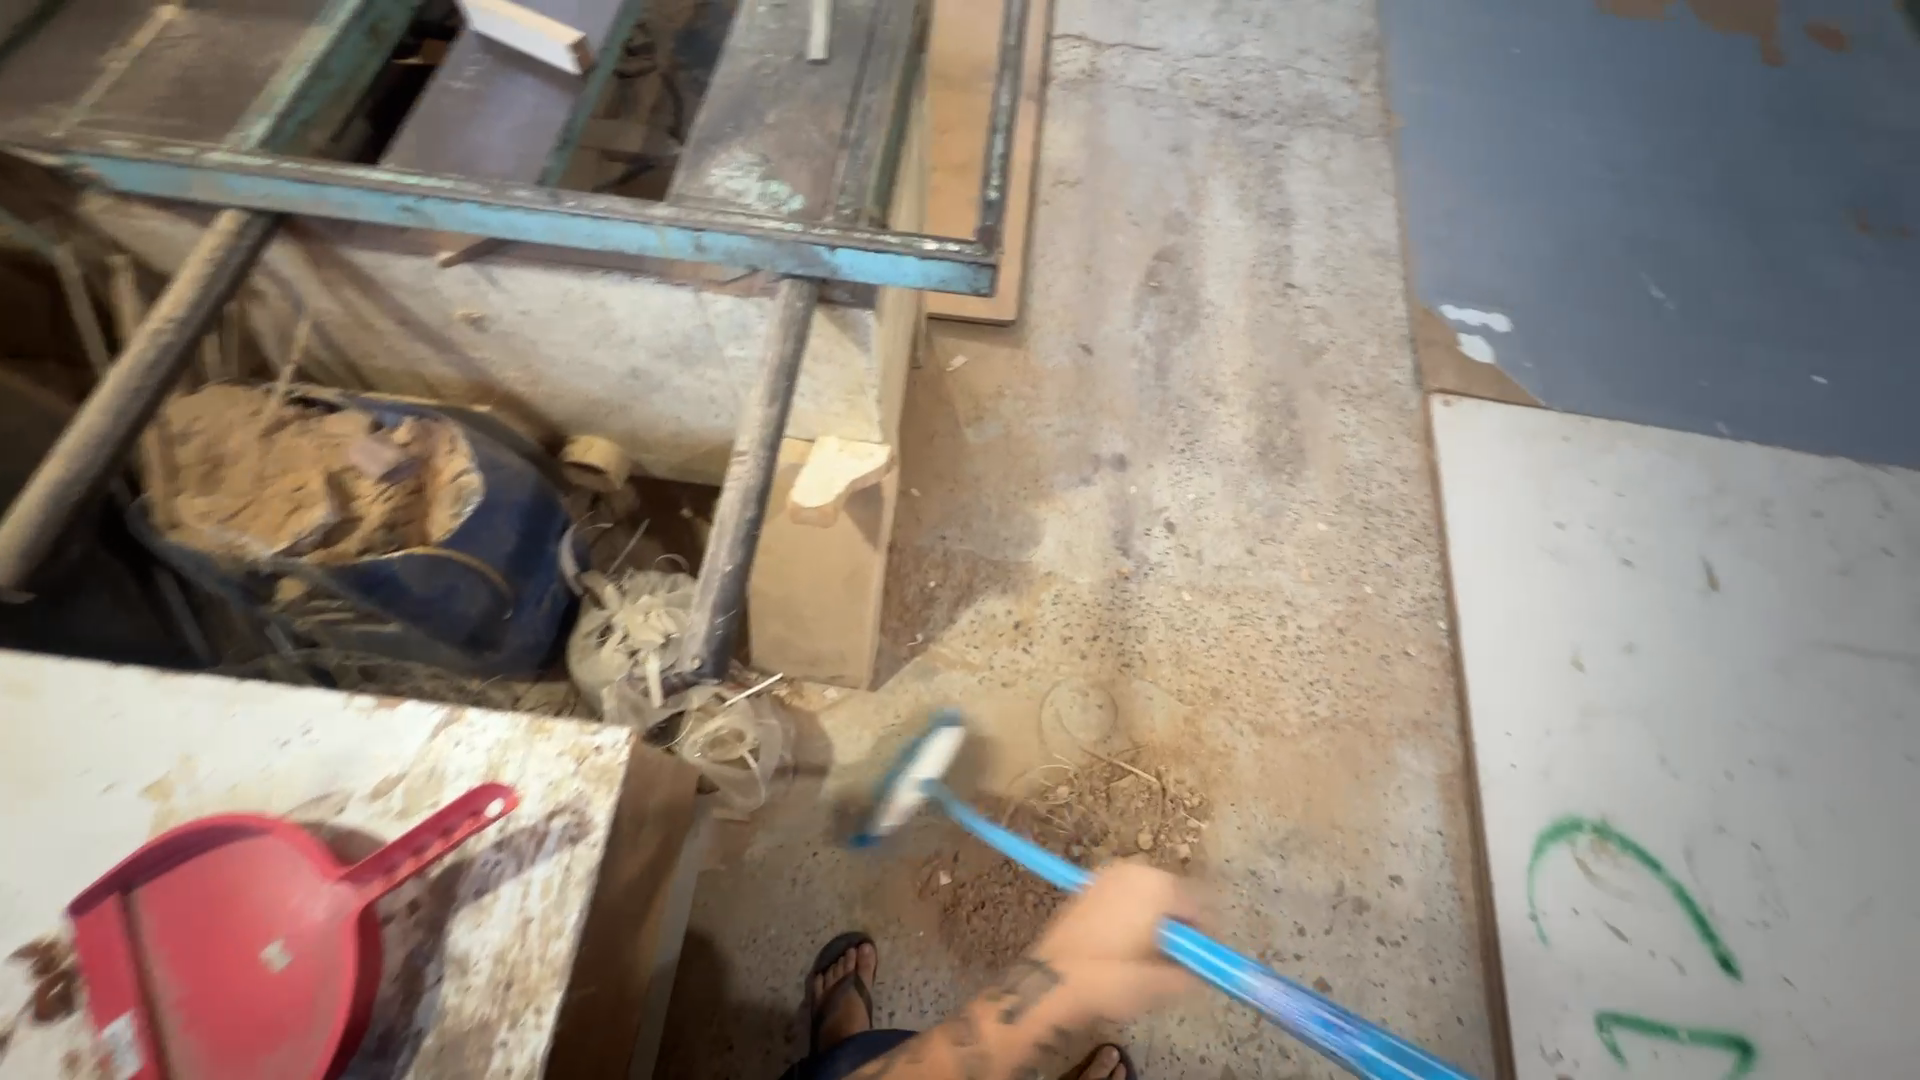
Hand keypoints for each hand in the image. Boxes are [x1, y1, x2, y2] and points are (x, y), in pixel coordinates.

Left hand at [1026, 862, 1200, 1026]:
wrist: (1053, 976)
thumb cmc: (1111, 978)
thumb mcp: (1161, 984)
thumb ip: (1193, 971)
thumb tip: (1205, 968)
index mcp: (1159, 886)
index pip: (1201, 905)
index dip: (1207, 935)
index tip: (1205, 960)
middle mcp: (1136, 869)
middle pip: (1175, 893)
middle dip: (1181, 922)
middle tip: (1179, 957)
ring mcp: (1110, 872)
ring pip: (1150, 892)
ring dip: (1158, 915)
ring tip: (1152, 951)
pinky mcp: (1092, 882)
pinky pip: (1127, 893)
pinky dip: (1135, 910)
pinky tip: (1127, 940)